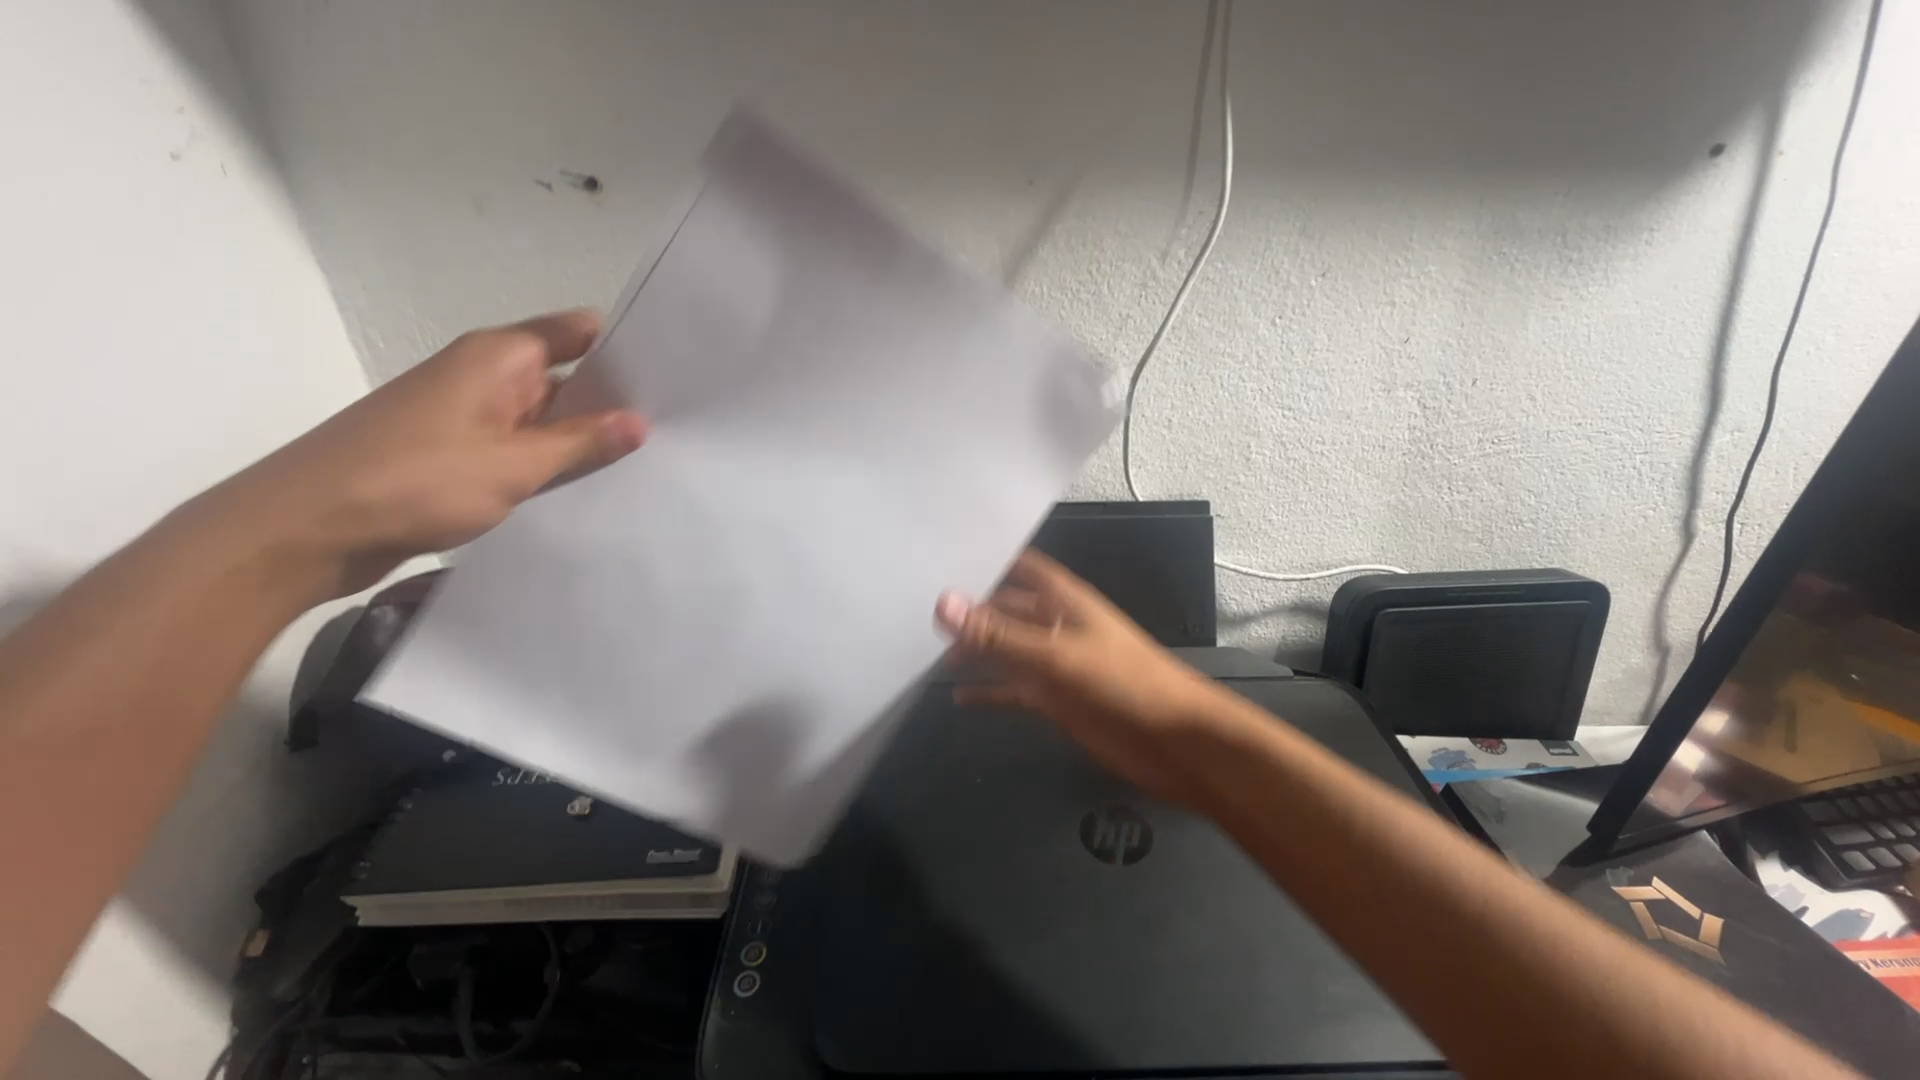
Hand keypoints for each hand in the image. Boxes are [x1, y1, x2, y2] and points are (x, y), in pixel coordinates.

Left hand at [196, 309, 646, 599]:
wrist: (307, 529)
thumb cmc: (412, 480)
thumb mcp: (513, 465)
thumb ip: (581, 443)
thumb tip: (640, 423)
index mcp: (499, 357)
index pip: (579, 332)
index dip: (626, 349)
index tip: (676, 377)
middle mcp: (485, 377)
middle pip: (568, 377)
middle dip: (615, 402)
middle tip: (678, 432)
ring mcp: (470, 417)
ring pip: (546, 419)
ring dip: (583, 441)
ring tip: (648, 466)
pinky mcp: (458, 455)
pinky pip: (521, 450)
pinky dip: (551, 465)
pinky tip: (590, 491)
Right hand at [935, 549, 1240, 804]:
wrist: (1175, 743)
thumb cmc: (1123, 684)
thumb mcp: (1056, 656)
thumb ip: (998, 634)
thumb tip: (943, 604)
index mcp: (1062, 601)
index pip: (1018, 566)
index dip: (985, 560)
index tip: (938, 557)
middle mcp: (1055, 626)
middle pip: (1005, 610)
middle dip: (970, 611)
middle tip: (916, 612)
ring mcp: (1056, 664)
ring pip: (1006, 650)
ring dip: (975, 651)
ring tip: (928, 654)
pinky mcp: (1057, 701)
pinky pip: (1014, 690)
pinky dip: (990, 692)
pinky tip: (960, 697)